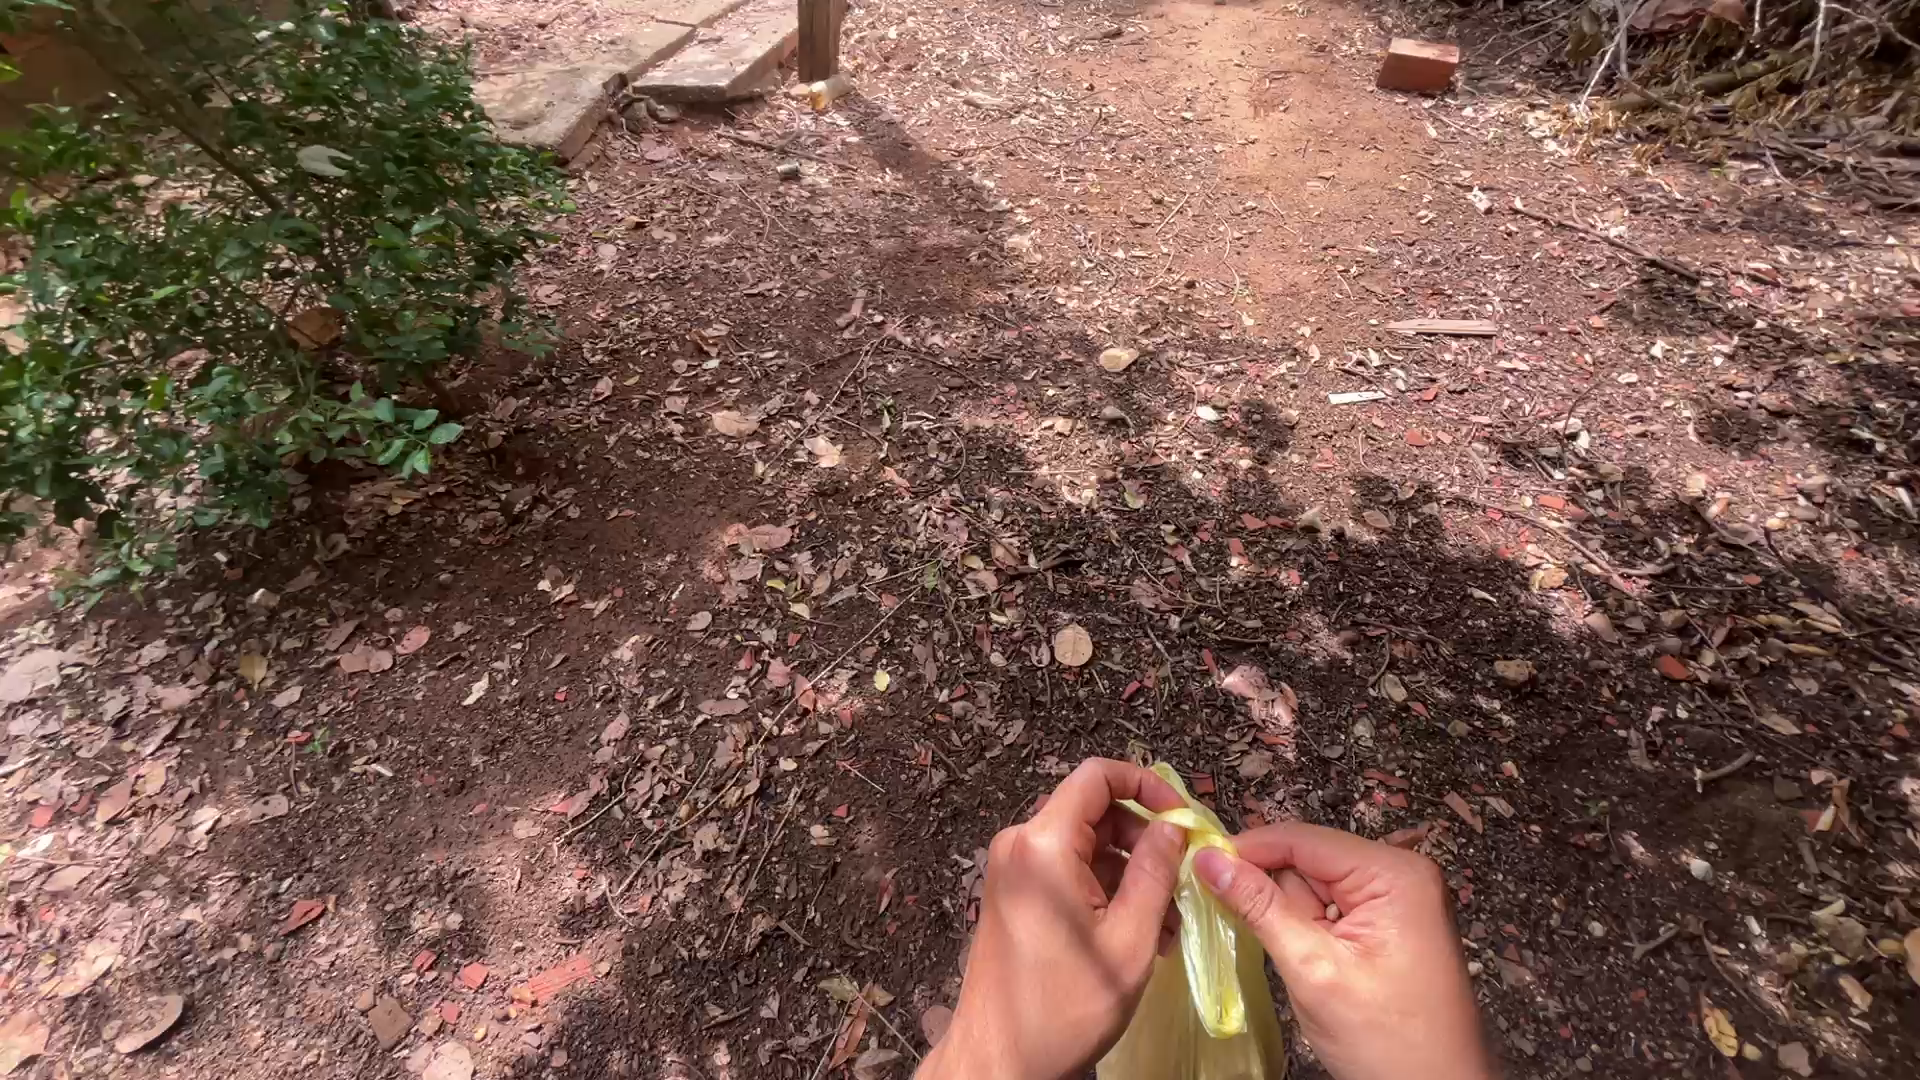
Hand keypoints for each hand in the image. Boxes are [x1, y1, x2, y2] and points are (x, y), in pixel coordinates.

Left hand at [917, 759, 1188, 1079]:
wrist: (998, 1060)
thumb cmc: (1065, 1005)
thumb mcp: (1128, 941)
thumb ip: (1155, 873)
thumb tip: (1175, 826)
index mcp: (1043, 842)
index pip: (1097, 776)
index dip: (1146, 785)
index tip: (1183, 819)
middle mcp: (1022, 840)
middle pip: (1094, 811)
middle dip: (1144, 840)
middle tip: (1184, 881)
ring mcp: (1015, 865)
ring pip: (1085, 843)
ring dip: (1130, 871)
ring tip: (1168, 922)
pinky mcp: (1016, 889)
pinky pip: (1068, 868)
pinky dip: (1105, 887)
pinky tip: (1139, 930)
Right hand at [1193, 823, 1495, 1079]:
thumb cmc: (1387, 1044)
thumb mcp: (1313, 971)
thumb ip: (1258, 907)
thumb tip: (1206, 857)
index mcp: (1391, 872)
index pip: (1300, 838)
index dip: (1246, 850)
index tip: (1200, 866)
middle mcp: (1397, 870)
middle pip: (1303, 857)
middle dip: (1273, 892)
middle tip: (1256, 931)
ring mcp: (1395, 893)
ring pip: (1308, 880)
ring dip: (1289, 913)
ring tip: (1299, 959)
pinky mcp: (1387, 916)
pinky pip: (1326, 900)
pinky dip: (1305, 923)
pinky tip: (1309, 955)